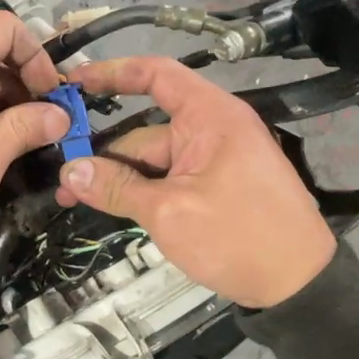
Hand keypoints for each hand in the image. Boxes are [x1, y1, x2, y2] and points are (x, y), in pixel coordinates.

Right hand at [55, 57, 334, 307]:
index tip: (74, 82)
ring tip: (73, 200)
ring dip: (115, 179)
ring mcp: (211, 162)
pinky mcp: (211, 189)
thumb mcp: (169, 212)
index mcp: (210, 117)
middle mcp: (210, 131)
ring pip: (150, 162)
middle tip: (60, 179)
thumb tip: (69, 172)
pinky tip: (106, 207)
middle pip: (143, 131)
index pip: (157, 75)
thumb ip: (117, 188)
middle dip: (101, 153)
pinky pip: (165, 181)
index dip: (113, 72)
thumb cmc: (239, 236)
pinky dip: (137, 192)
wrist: (298, 285)